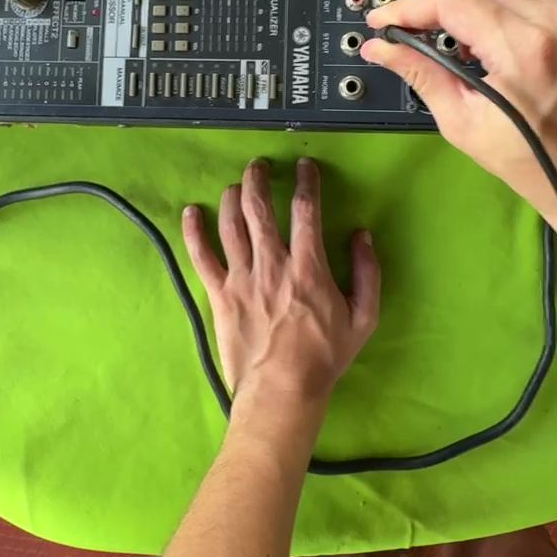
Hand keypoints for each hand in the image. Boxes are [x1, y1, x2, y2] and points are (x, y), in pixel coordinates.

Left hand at [181, 158, 380, 413]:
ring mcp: (241, 278)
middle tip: (258, 166)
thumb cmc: (325, 356)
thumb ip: (367, 273)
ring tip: (235, 186)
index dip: (306, 182)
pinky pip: (202, 257)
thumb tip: (361, 236)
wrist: (282, 391)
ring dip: (231, 198)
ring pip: (231, 225)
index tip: (304, 167)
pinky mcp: (220, 295)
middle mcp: (271, 263)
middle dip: (258, 179)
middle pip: (259, 208)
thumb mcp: (363, 317)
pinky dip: (194, 232)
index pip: (305, 210)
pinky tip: (190, 212)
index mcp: (307, 266)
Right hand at [361, 0, 556, 243]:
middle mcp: (552, 20)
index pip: (451, 0)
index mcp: (521, 48)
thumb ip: (421, 74)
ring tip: (462, 37)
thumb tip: (377, 47)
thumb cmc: (530, 164)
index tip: (381, 22)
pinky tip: (496, 30)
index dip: (408, 7)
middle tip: (412, 35)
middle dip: (432, 4)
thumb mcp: (463, 124)